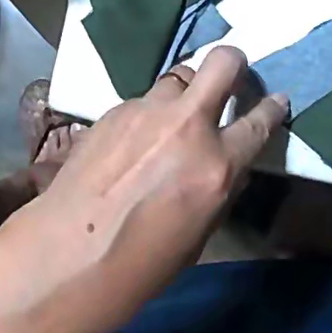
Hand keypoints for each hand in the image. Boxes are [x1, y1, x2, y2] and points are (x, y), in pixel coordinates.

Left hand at [0, 47, 285, 332]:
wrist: (55, 262)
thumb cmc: (135, 270)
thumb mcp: (198, 236)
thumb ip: (220, 187)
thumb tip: (230, 163)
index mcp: (216, 165)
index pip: (260, 120)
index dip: (274, 107)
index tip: (276, 101)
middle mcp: (186, 126)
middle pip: (223, 62)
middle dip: (235, 64)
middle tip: (231, 80)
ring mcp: (147, 112)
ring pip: (179, 77)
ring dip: (185, 93)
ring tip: (172, 120)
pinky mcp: (113, 110)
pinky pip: (144, 100)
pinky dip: (149, 115)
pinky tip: (133, 144)